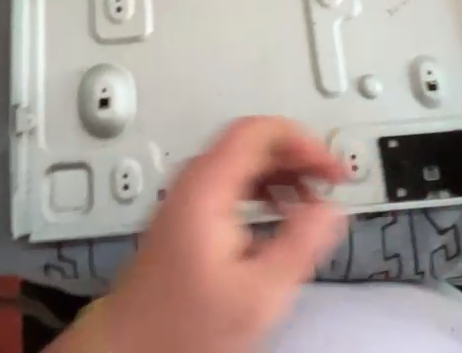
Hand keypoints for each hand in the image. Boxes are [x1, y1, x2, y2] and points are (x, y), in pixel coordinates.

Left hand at [103, 117, 347, 352]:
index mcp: (207, 185)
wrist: (131, 344)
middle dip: (298, 155)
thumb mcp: (256, 293)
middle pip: (253, 140)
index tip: (331, 166)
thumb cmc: (179, 324)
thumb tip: (330, 211)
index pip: (259, 130)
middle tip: (330, 179)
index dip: (303, 140)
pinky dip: (264, 187)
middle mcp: (193, 180)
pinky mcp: (187, 211)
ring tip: (313, 199)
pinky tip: (282, 212)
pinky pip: (232, 180)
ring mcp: (187, 194)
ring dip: (283, 172)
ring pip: (243, 159)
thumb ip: (299, 245)